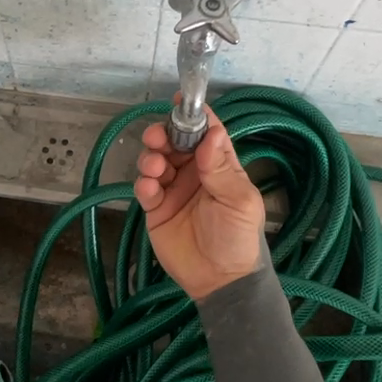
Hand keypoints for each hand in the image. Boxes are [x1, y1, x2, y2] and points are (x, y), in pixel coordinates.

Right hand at [134, 105, 266, 300]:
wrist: (220, 280)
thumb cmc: (237, 237)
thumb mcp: (238, 200)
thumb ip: (220, 167)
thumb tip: (212, 131)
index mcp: (219, 165)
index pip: (206, 132)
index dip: (194, 115)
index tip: (180, 101)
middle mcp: (194, 172)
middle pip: (174, 141)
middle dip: (163, 134)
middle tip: (157, 138)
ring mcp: (173, 189)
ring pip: (156, 160)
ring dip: (152, 157)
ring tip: (156, 168)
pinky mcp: (155, 208)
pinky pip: (144, 187)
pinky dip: (143, 183)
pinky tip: (150, 189)